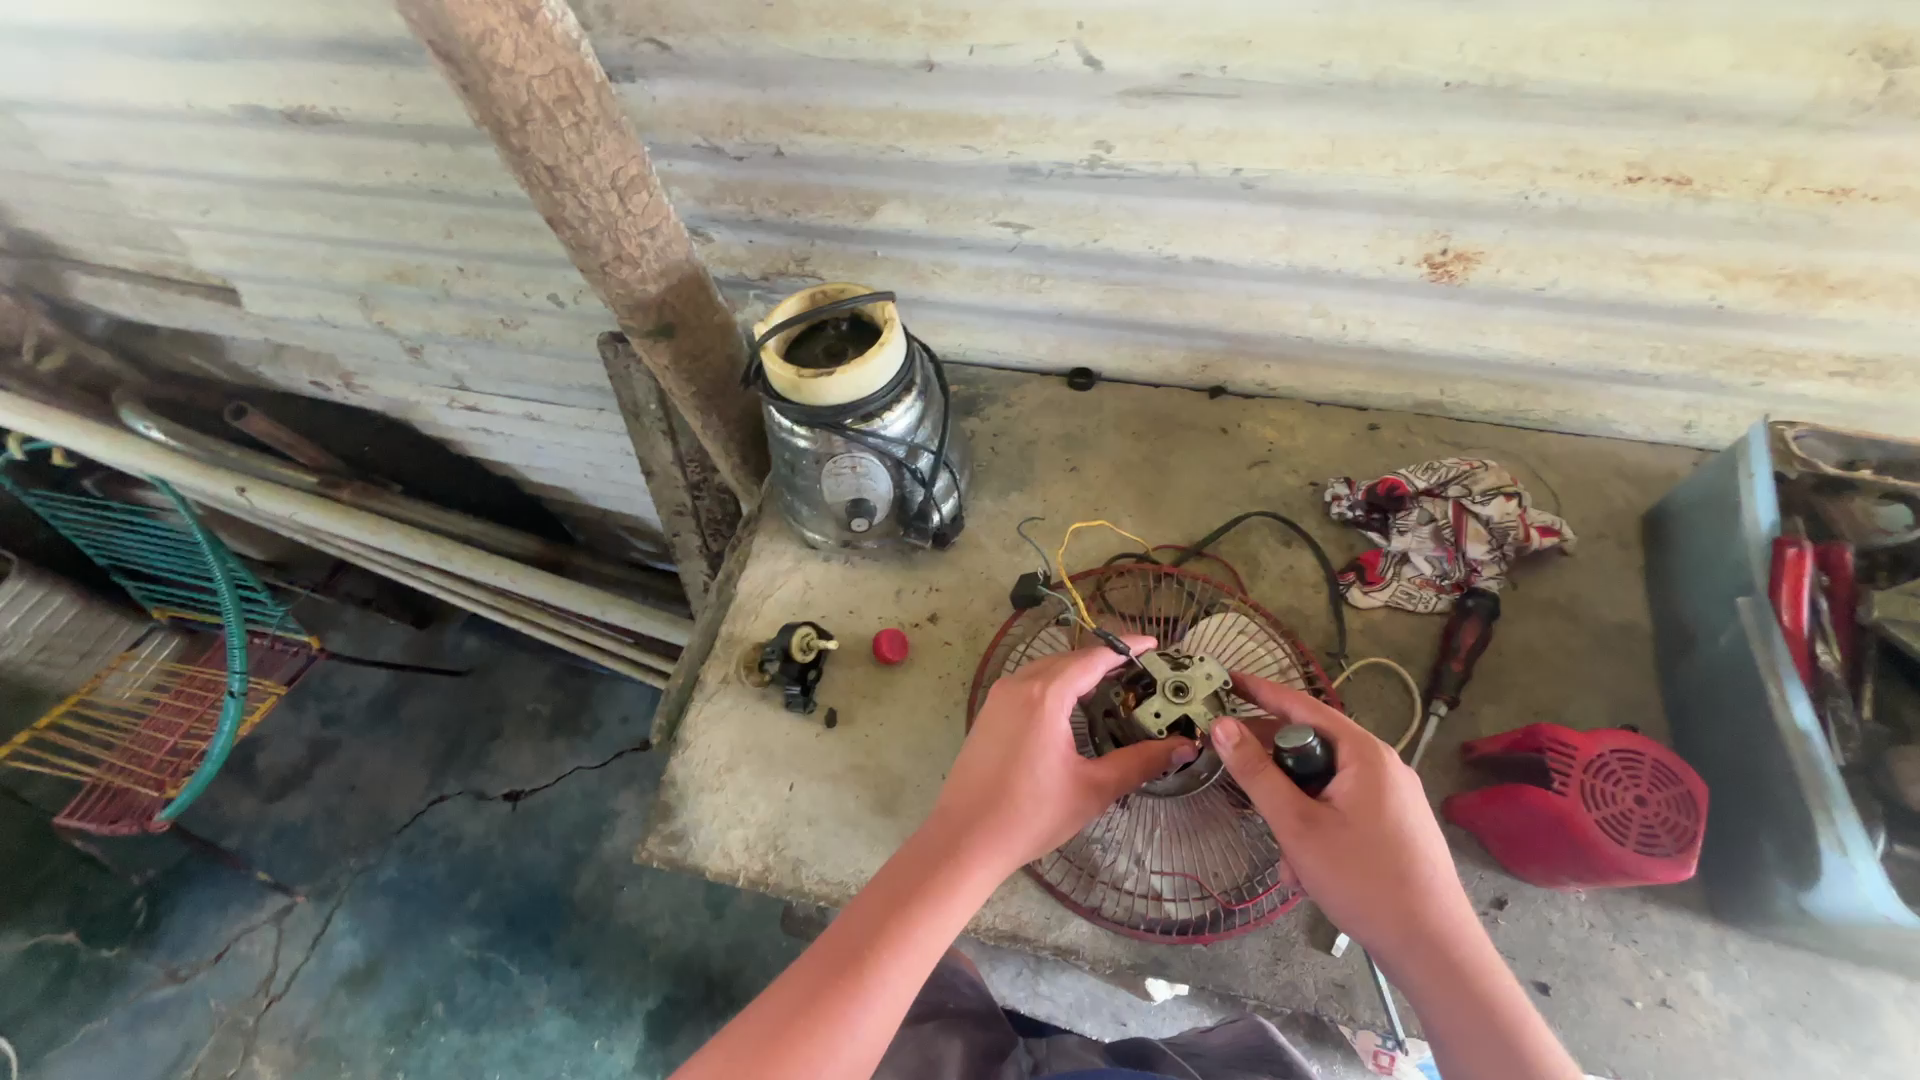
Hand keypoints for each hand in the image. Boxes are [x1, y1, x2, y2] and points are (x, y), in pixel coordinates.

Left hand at [929, 636, 1198, 876]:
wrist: (964, 838)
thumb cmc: (1030, 814)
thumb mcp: (1092, 789)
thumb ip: (1140, 763)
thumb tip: (1183, 747)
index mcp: (1045, 696)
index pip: (1092, 658)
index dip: (1125, 648)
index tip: (1153, 645)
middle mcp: (1018, 685)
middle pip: (1068, 659)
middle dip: (1103, 660)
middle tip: (1139, 672)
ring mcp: (998, 697)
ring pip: (1046, 670)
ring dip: (1077, 672)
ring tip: (1111, 685)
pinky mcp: (988, 713)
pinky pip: (1028, 685)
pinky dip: (1054, 685)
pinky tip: (1071, 706)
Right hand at [1210, 675, 1477, 962]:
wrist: (1434, 949)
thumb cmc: (1363, 879)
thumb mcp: (1296, 824)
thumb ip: (1256, 772)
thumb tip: (1222, 725)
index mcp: (1363, 753)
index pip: (1301, 705)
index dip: (1259, 691)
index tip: (1225, 679)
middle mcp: (1382, 765)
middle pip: (1311, 747)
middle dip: (1274, 770)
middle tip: (1235, 776)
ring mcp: (1393, 795)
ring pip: (1324, 783)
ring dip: (1294, 809)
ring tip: (1282, 851)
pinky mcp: (1396, 824)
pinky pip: (1342, 807)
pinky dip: (1316, 826)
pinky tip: (1304, 870)